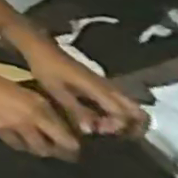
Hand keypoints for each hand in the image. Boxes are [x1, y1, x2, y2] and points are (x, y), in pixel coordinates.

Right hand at [0, 70, 79, 160]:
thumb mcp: (25, 90)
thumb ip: (43, 107)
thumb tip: (59, 124)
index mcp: (38, 107)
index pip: (65, 138)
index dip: (73, 146)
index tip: (77, 147)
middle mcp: (30, 121)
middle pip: (53, 148)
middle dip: (60, 153)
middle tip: (64, 152)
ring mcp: (13, 128)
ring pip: (36, 150)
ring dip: (42, 150)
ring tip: (44, 146)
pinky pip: (18, 146)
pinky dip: (24, 146)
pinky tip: (23, 141)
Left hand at [25, 48, 149, 138]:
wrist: (40, 47)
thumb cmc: (45, 67)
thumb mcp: (56, 89)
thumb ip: (75, 109)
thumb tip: (92, 131)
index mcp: (97, 88)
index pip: (123, 113)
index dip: (117, 126)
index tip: (99, 129)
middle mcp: (107, 86)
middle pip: (137, 110)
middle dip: (132, 126)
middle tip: (109, 131)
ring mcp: (104, 83)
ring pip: (129, 105)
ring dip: (123, 119)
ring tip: (102, 126)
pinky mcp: (98, 83)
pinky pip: (118, 101)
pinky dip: (116, 112)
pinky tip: (98, 117)